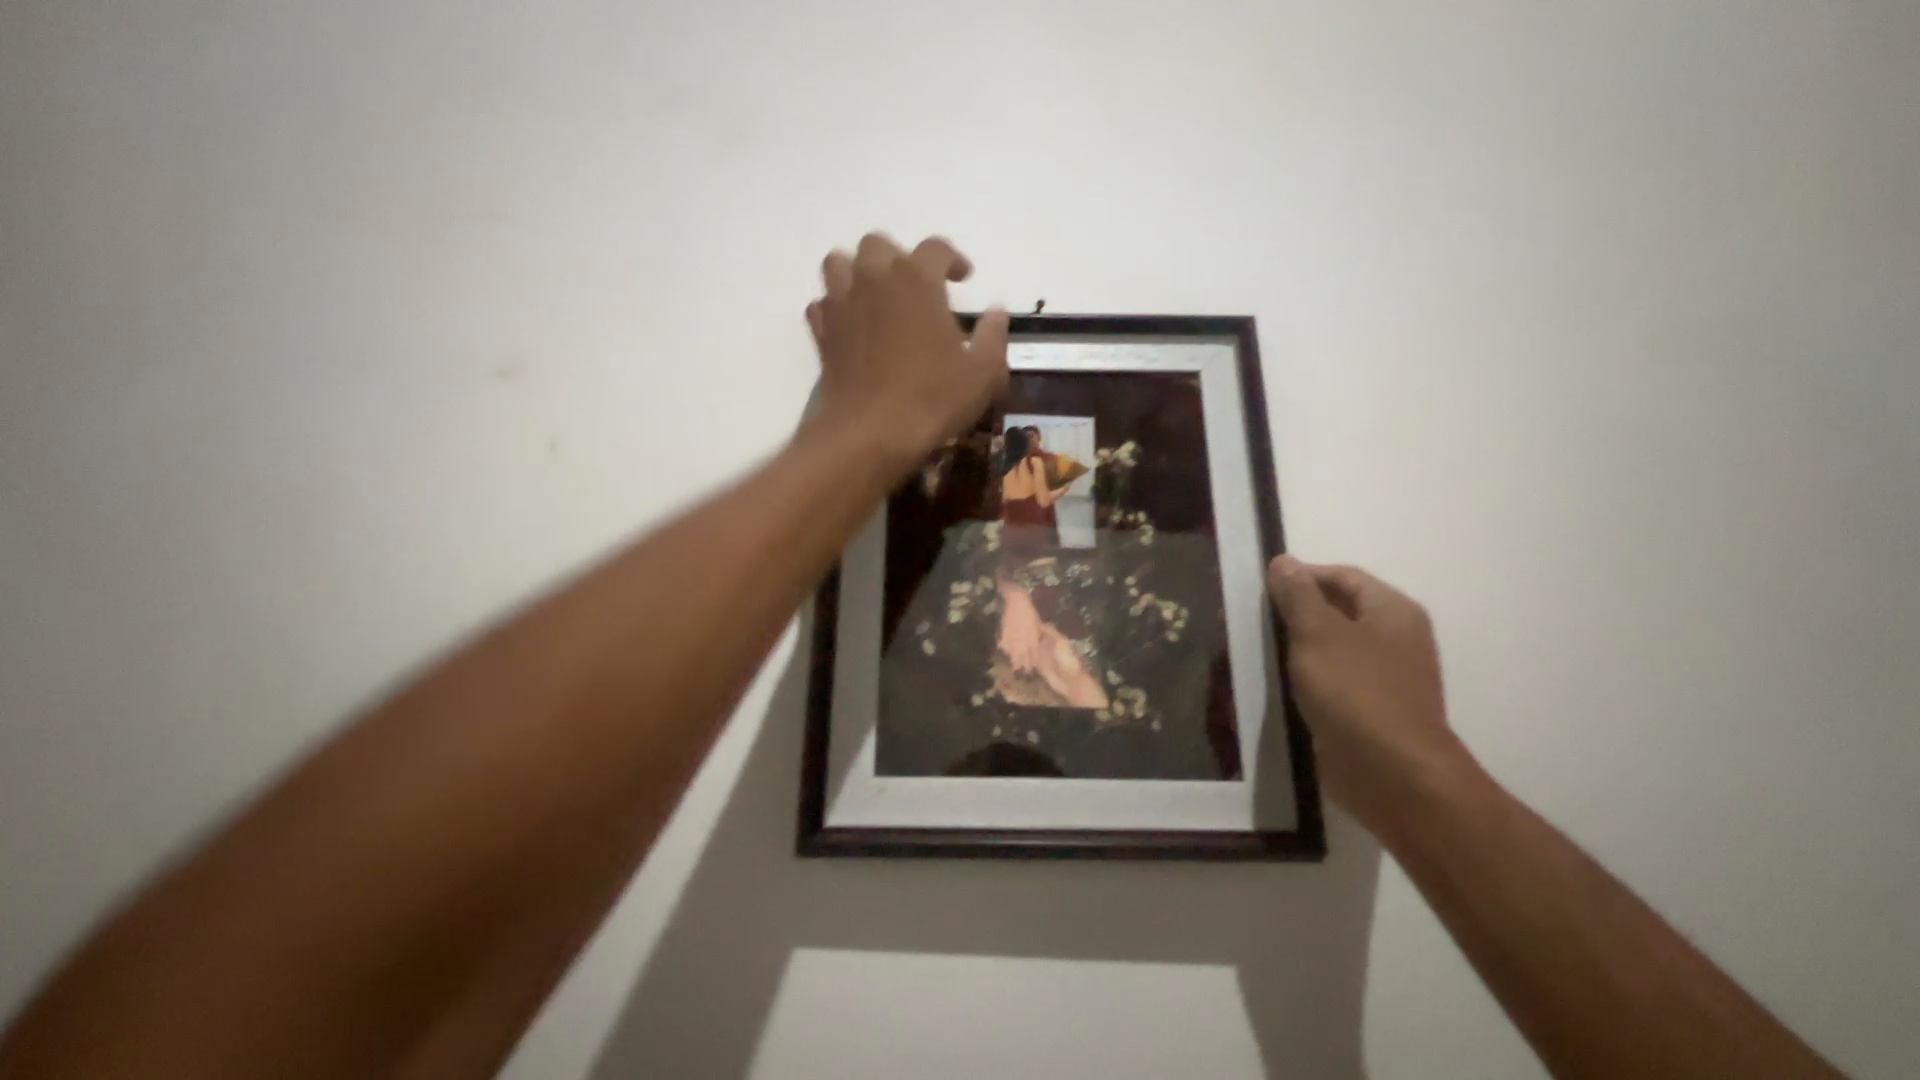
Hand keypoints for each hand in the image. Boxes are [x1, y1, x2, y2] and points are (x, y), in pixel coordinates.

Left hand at [804, 233, 1009, 470]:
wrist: (869, 434)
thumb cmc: (932, 399)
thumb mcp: (984, 373)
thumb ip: (994, 336)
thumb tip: (997, 312)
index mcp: (917, 279)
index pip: (935, 248)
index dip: (952, 259)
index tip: (963, 278)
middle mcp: (874, 280)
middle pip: (879, 244)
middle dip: (899, 257)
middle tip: (916, 286)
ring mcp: (842, 305)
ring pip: (839, 263)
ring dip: (857, 271)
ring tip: (876, 296)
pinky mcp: (822, 333)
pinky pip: (822, 304)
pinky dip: (835, 308)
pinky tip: (852, 326)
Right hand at [1266, 556, 1474, 832]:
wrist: (1392, 772)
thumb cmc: (1355, 692)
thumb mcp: (1317, 634)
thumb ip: (1298, 596)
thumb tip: (1283, 561)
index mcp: (1393, 610)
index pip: (1344, 576)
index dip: (1303, 576)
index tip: (1262, 589)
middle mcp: (1399, 638)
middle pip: (1343, 610)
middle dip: (1301, 612)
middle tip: (1259, 621)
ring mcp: (1390, 677)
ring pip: (1339, 649)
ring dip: (1305, 648)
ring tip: (1266, 652)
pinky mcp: (1376, 711)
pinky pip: (1340, 682)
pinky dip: (1315, 679)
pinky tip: (1287, 687)